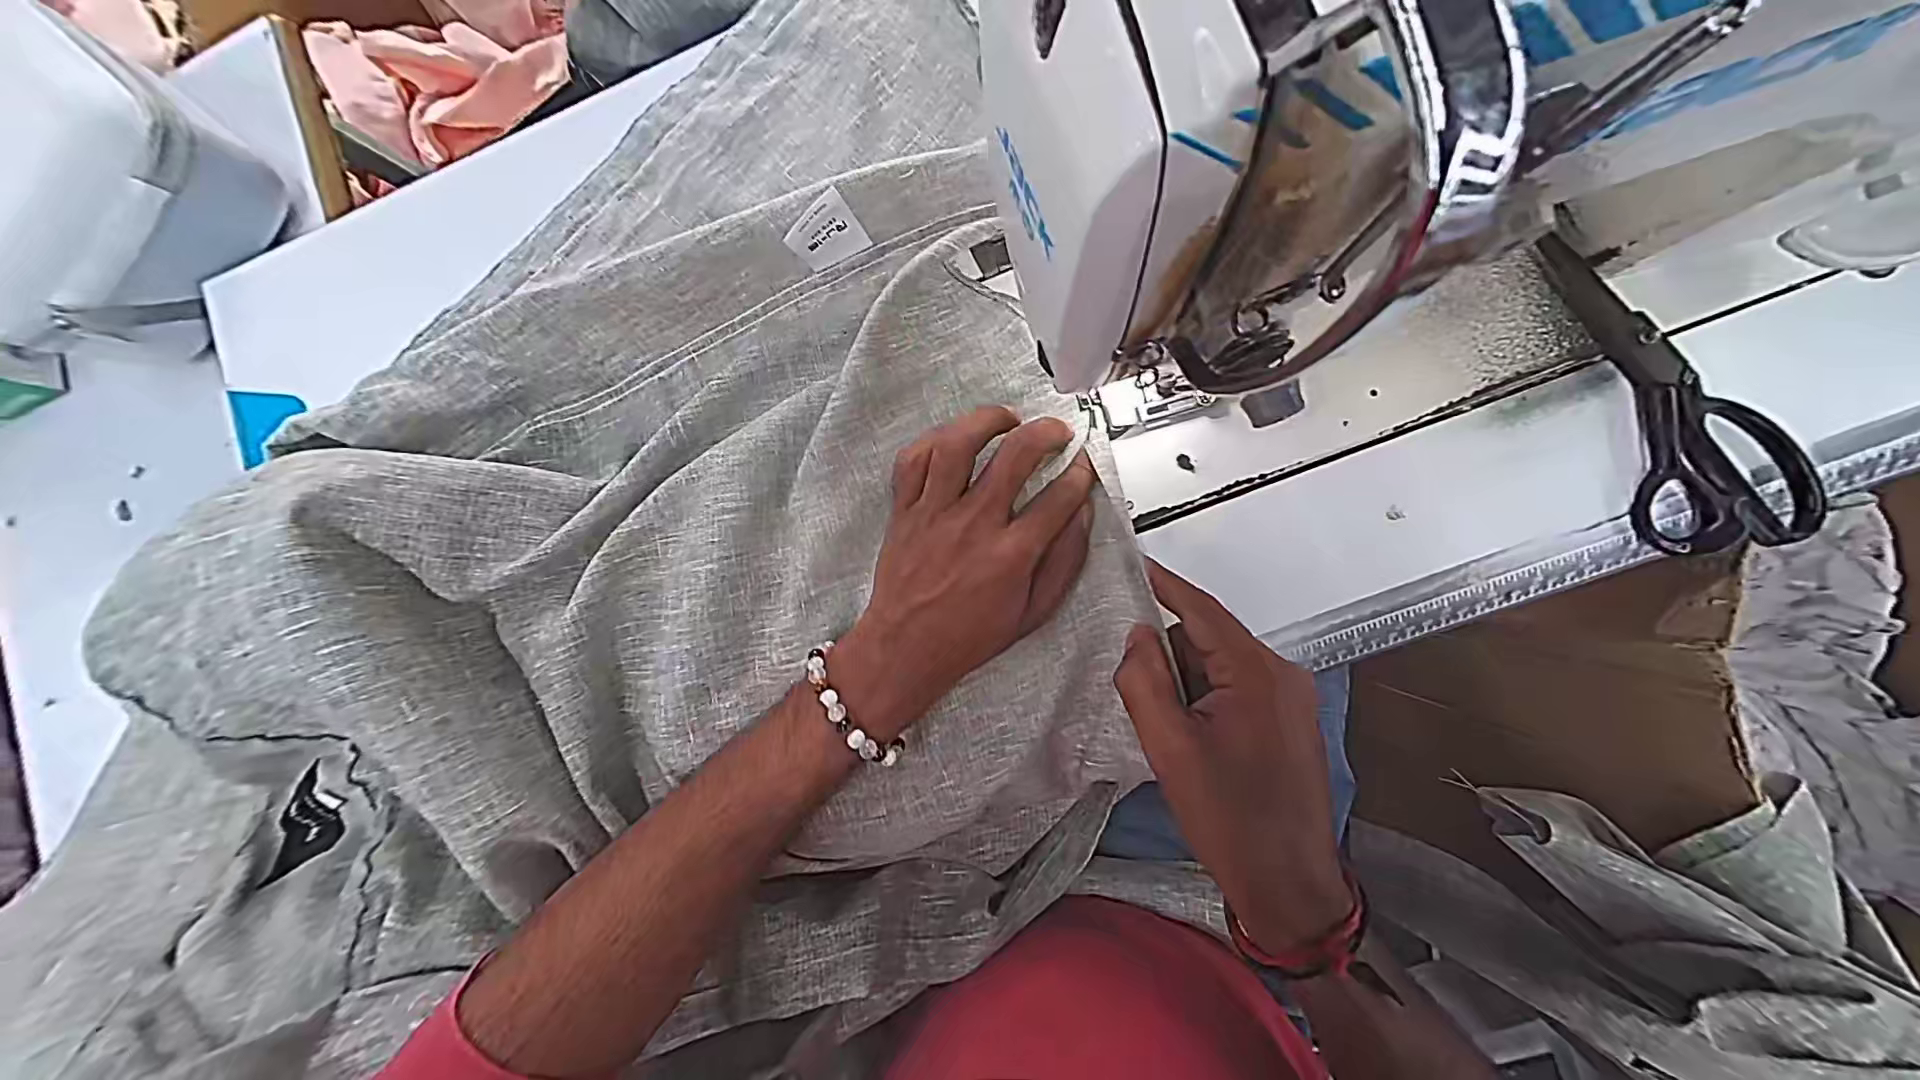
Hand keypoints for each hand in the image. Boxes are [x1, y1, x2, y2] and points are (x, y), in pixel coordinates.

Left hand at [830, 406, 1097, 740]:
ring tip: (1006, 420)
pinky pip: (913, 461)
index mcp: (1010, 555)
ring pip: (959, 445)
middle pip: (1016, 455)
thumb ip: (1064, 563)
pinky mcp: (905, 512)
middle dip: (1047, 433)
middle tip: (1056, 432)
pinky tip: (953, 439)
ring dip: (988, 421)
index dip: (1080, 474)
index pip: (1059, 496)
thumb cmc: (964, 636)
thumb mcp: (1033, 612)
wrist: (906, 647)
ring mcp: (935, 514)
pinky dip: (934, 440)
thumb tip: (1081, 518)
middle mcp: (973, 526)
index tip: (1082, 467)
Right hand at [1112, 559, 1351, 953]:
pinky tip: (1193, 735)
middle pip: (1209, 638)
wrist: (1288, 882)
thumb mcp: (1169, 747)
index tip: (1137, 563)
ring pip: (1220, 664)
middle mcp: (1282, 675)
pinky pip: (1235, 686)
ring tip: (1173, 731)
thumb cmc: (1231, 819)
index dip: (1165, 584)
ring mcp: (1290, 697)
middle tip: (1143, 691)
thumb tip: (1138, 636)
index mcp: (1256, 674)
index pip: (1201, 610)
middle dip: (1170, 656)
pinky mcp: (1288, 719)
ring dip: (1187, 682)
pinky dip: (1205, 696)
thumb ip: (1144, 681)